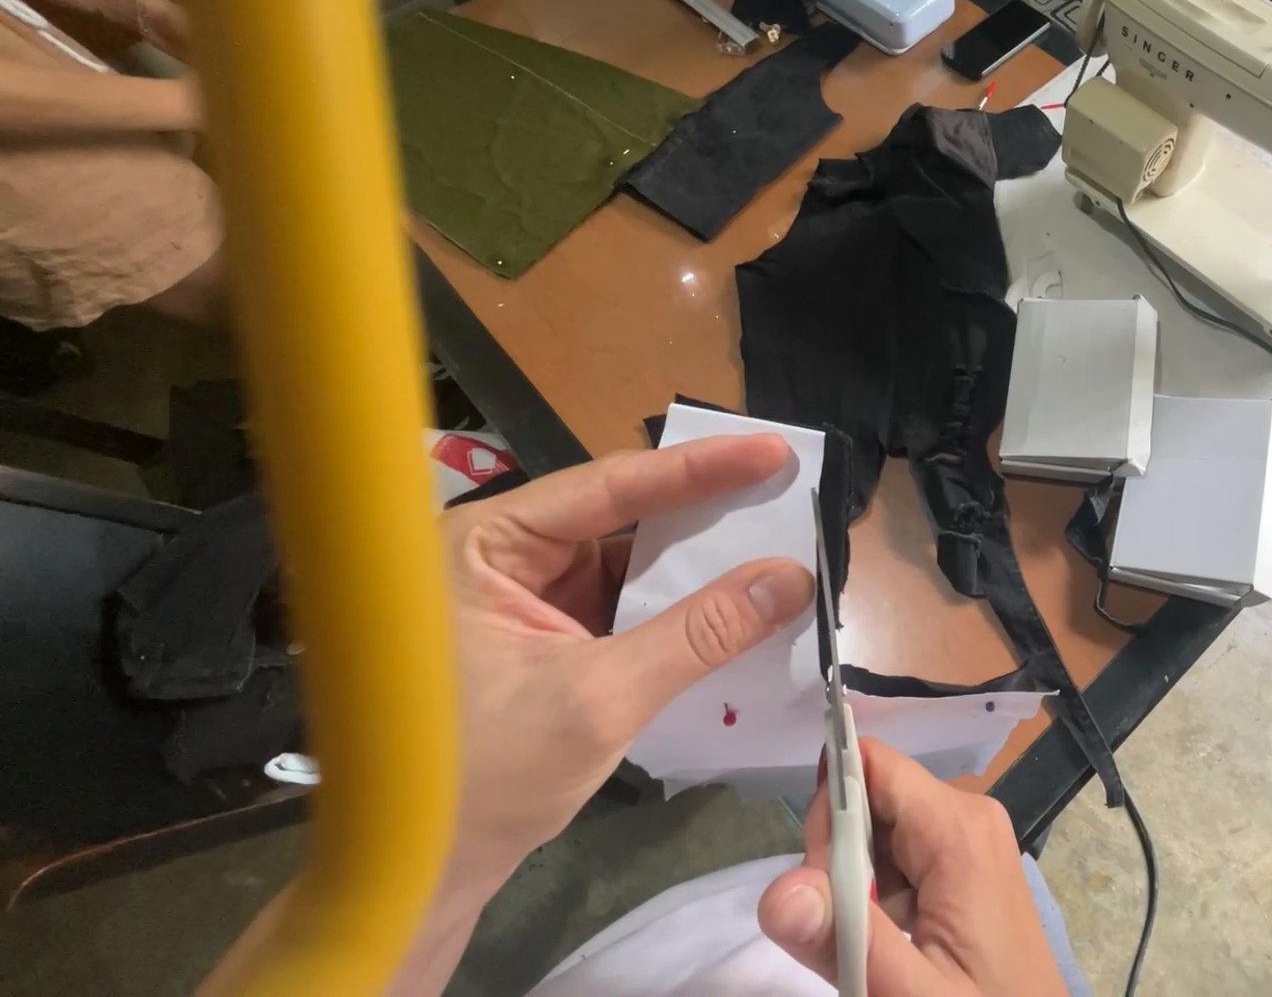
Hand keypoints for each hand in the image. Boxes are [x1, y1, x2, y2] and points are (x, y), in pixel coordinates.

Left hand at [437, 437, 816, 878]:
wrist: (422, 874)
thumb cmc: (480, 782)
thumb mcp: (598, 700)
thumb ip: (699, 635)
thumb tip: (794, 579)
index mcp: (487, 544)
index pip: (611, 486)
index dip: (701, 466)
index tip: (775, 451)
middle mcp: (508, 553)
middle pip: (626, 511)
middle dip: (708, 505)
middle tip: (783, 484)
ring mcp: (532, 592)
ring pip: (636, 556)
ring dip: (702, 557)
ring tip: (774, 535)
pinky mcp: (556, 628)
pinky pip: (632, 597)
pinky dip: (684, 600)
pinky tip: (735, 595)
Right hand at [758, 740, 1067, 996]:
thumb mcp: (907, 992)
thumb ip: (843, 938)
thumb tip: (778, 891)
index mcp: (957, 826)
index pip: (872, 764)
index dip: (831, 806)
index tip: (819, 877)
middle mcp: (968, 813)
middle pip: (874, 795)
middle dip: (840, 852)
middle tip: (843, 925)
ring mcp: (971, 836)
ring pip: (883, 826)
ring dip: (857, 877)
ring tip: (870, 941)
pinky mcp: (968, 861)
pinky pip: (904, 851)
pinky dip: (880, 888)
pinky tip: (889, 937)